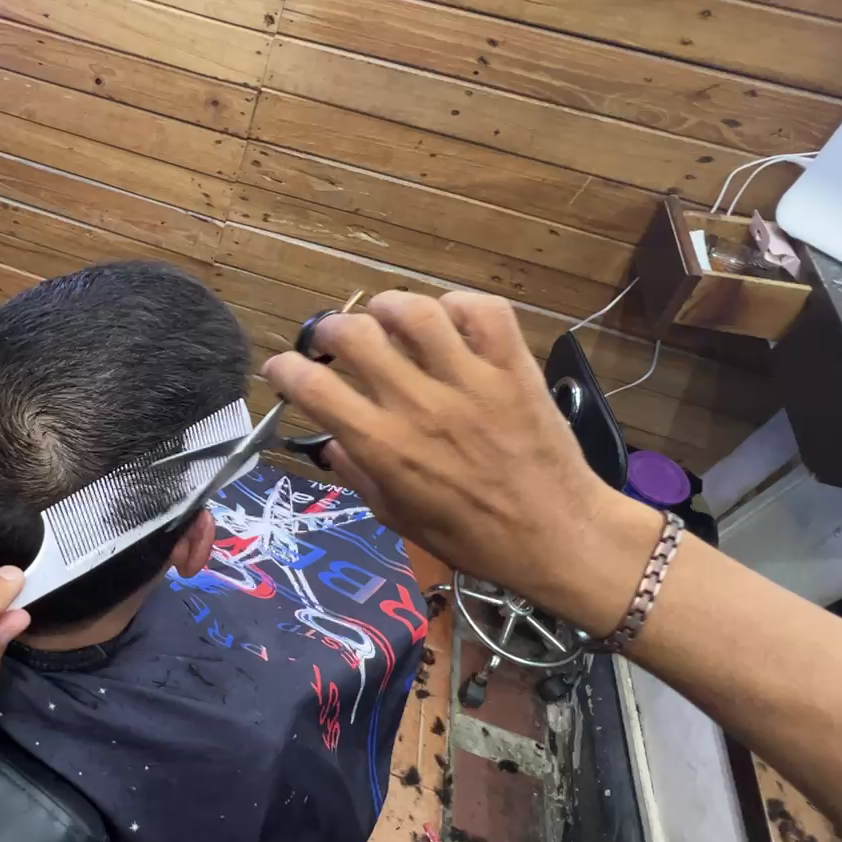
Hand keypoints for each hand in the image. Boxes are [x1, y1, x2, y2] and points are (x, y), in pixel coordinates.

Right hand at [263, 290, 660, 633]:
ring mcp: (469, 381)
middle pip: (354, 334)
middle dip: (328, 329)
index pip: (311, 387)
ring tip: (384, 319)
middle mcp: (417, 405)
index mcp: (382, 446)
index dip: (283, 369)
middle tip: (332, 341)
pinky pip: (481, 311)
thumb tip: (330, 443)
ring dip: (385, 307)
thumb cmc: (469, 537)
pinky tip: (445, 321)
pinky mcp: (513, 368)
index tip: (283, 369)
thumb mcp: (394, 516)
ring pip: (413, 311)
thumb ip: (356, 473)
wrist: (558, 537)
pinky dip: (455, 305)